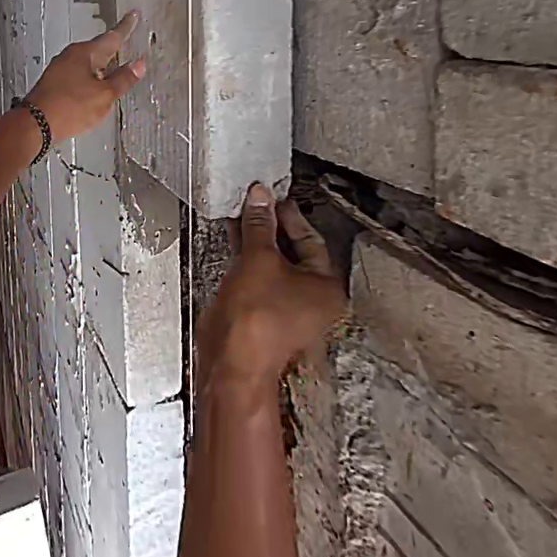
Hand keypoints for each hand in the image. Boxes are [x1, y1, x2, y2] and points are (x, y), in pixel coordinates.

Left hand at [23, 10, 146, 140]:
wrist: (34, 125)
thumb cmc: (67, 108)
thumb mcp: (104, 95)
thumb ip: (123, 79)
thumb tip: (138, 65)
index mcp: (84, 54)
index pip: (112, 37)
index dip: (126, 27)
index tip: (133, 16)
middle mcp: (69, 57)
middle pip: (98, 49)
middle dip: (113, 46)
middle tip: (125, 38)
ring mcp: (59, 70)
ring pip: (87, 63)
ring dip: (101, 65)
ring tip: (113, 67)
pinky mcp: (53, 85)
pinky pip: (77, 76)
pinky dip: (90, 78)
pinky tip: (93, 88)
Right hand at [197, 183, 347, 387]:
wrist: (230, 360)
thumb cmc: (256, 322)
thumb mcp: (259, 258)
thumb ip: (259, 224)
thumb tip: (260, 198)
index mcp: (325, 287)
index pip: (310, 238)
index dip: (288, 214)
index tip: (271, 196)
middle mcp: (310, 298)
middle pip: (292, 249)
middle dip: (271, 224)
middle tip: (256, 201)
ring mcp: (284, 305)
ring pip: (272, 261)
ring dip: (256, 237)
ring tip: (241, 211)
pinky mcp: (260, 309)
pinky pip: (257, 273)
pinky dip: (246, 253)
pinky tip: (234, 234)